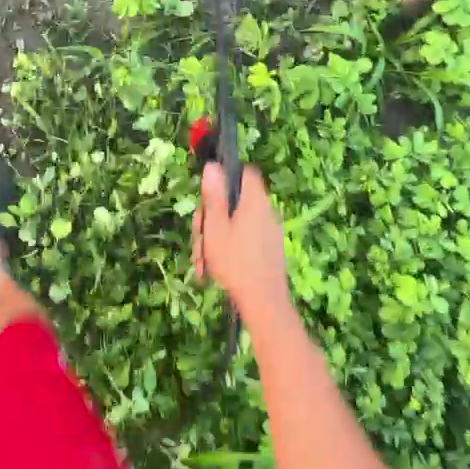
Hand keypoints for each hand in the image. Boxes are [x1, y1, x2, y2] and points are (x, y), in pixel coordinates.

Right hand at [192, 163, 290, 317]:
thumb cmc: (235, 261)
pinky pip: (245, 238)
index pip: (244, 172)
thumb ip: (213, 196)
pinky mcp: (269, 249)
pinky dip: (229, 249)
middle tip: (200, 239)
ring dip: (216, 238)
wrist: (263, 302)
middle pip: (235, 201)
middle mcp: (266, 211)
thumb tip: (212, 166)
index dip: (226, 177)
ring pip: (236, 223)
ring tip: (203, 262)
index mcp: (254, 200)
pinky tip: (214, 270)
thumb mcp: (215, 227)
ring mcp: (269, 231)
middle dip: (211, 218)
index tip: (209, 196)